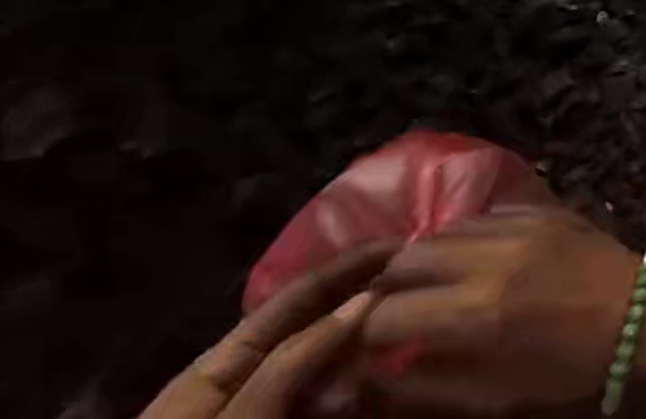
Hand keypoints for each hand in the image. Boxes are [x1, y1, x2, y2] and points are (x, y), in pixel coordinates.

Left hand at [141, 244, 397, 418]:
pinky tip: (390, 388)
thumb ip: (293, 362)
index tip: (405, 243)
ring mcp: (266, 413)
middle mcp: (247, 379)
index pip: (299, 294)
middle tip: (422, 284)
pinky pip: (328, 406)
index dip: (350, 263)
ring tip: (415, 331)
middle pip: (317, 324)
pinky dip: (359, 395)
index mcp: (223, 363)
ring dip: (368, 348)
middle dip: (366, 300)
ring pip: (327, 367)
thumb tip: (364, 299)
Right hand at [364, 209, 641, 414]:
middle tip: (395, 309)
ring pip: (441, 230)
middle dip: (388, 288)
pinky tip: (473, 257)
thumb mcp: (497, 393)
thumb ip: (430, 381)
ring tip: (432, 282)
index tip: (370, 346)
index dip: (367, 335)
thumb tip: (377, 368)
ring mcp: (515, 224)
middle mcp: (489, 258)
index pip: (389, 315)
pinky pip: (480, 215)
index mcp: (479, 312)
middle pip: (406, 258)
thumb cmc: (569, 365)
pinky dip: (464, 237)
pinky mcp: (535, 207)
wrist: (636, 310)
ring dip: (426, 258)